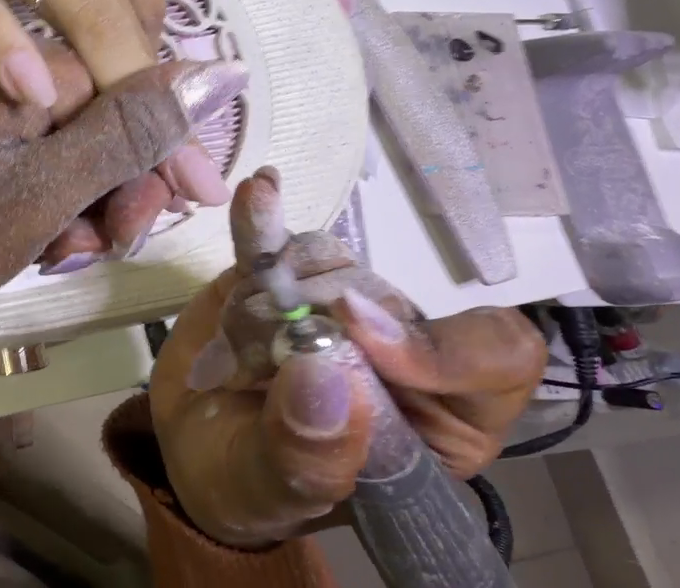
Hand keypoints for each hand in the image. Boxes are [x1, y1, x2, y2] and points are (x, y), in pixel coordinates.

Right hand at [0, 0, 231, 219]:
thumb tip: (124, 24)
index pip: (148, 2)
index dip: (165, 80)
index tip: (182, 138)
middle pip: (125, 23)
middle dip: (163, 114)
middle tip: (191, 186)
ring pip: (70, 16)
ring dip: (106, 101)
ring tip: (137, 178)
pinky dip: (6, 45)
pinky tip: (32, 92)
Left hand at [0, 45, 247, 338]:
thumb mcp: (41, 190)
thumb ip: (128, 132)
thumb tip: (221, 70)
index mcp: (29, 68)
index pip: (136, 85)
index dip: (164, 151)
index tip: (182, 211)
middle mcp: (10, 76)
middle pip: (106, 121)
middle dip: (119, 188)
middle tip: (104, 244)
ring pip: (71, 154)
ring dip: (83, 208)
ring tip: (58, 255)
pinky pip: (32, 168)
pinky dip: (44, 210)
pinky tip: (35, 249)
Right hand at [148, 169, 546, 548]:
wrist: (188, 444)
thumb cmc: (245, 484)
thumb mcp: (273, 489)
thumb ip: (306, 451)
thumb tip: (323, 368)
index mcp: (437, 419)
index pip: (492, 358)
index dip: (436, 341)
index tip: (350, 329)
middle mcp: (403, 355)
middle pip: (390, 303)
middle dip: (309, 319)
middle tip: (251, 357)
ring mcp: (340, 306)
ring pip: (332, 264)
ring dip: (267, 293)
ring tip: (230, 342)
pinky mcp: (281, 275)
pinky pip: (282, 242)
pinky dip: (265, 220)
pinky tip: (259, 190)